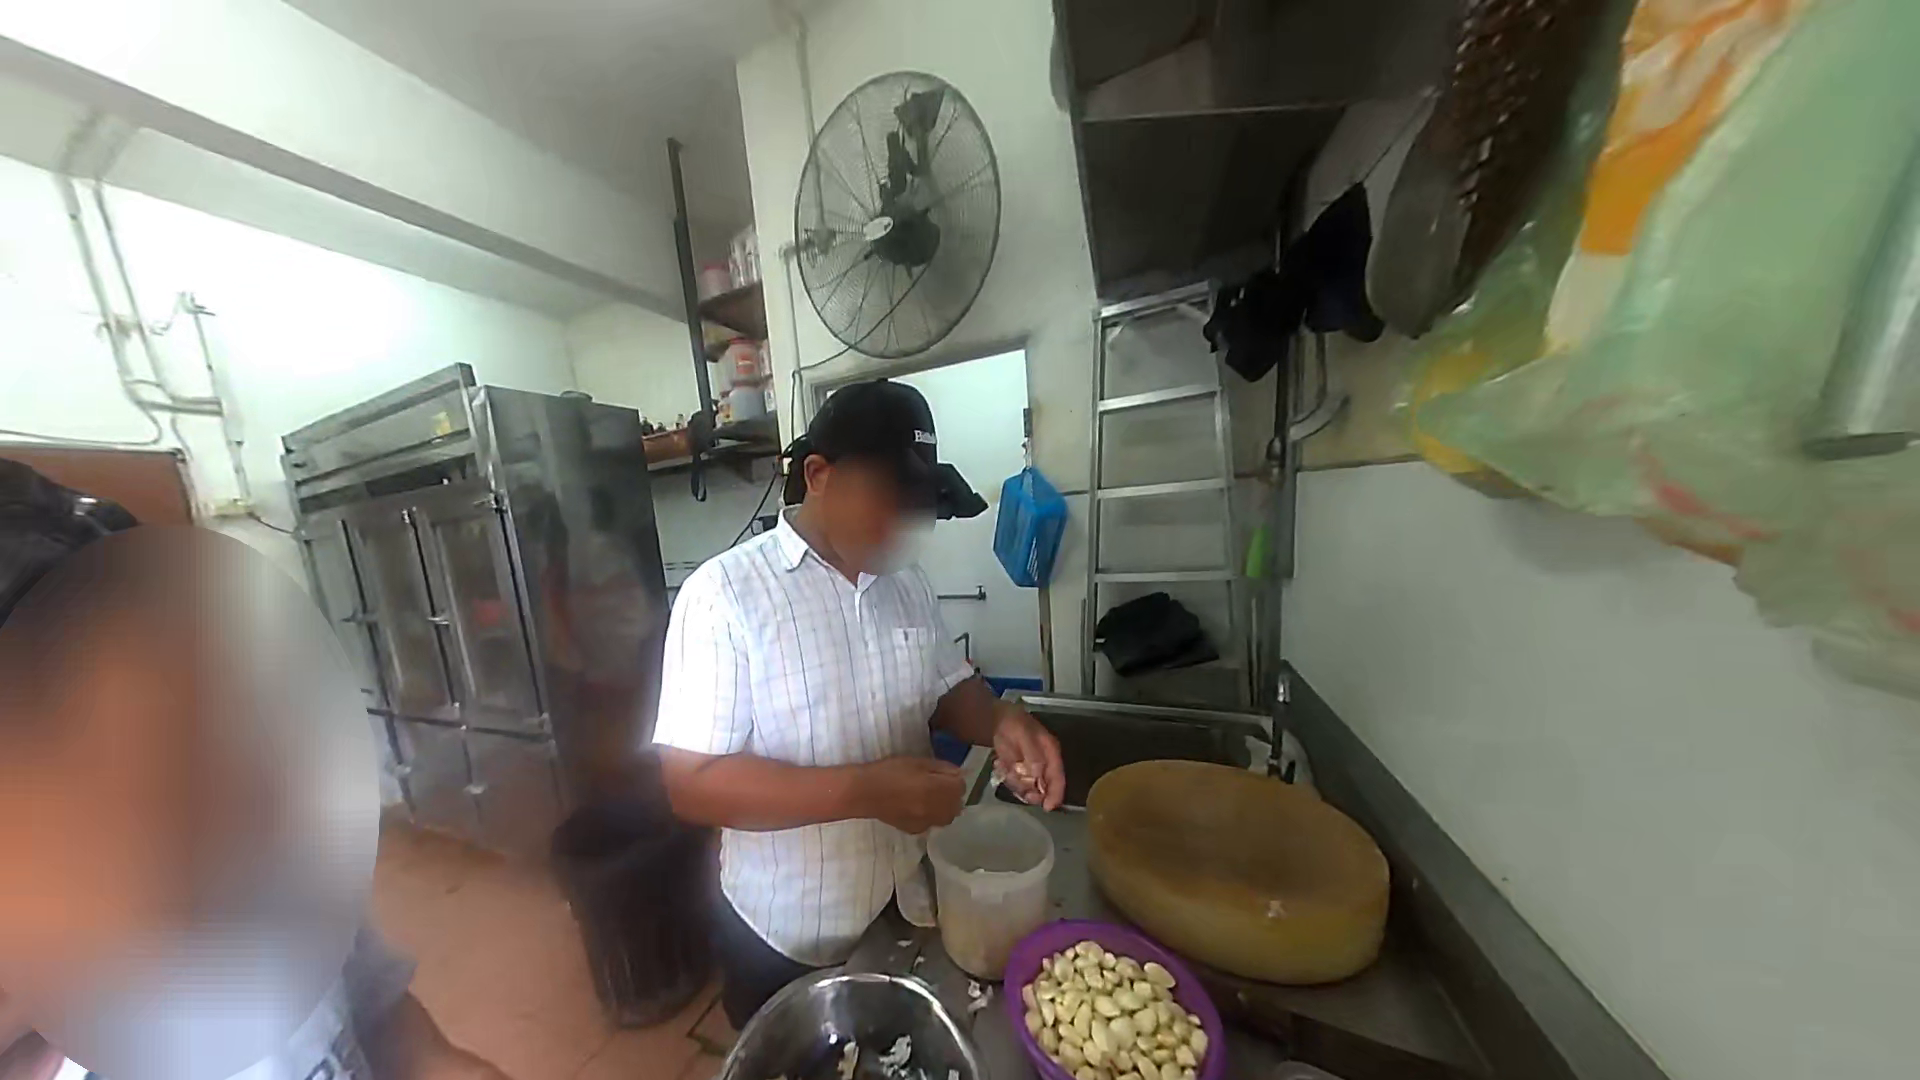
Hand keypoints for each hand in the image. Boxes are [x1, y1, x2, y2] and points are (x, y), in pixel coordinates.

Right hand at [857, 756, 965, 833]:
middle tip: (938, 784)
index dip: (955, 778)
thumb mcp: (919, 761)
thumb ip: (942, 768)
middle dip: (952, 794)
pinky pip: (931, 824)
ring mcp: (926, 823)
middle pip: (958, 805)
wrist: (865, 792)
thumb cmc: (891, 771)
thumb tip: (958, 774)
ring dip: (944, 807)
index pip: (961, 786)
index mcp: (937, 789)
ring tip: (930, 797)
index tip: (945, 773)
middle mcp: (936, 810)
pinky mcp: (915, 831)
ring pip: (947, 817)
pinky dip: (930, 816)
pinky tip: (917, 807)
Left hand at [991, 702, 1065, 810]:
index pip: (1058, 778)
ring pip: (1028, 789)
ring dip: (1017, 784)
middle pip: (1044, 788)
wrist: (1000, 720)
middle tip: (1021, 788)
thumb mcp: (1024, 736)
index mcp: (1051, 753)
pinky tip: (1001, 764)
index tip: (1048, 808)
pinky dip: (1008, 779)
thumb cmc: (1015, 724)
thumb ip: (1033, 755)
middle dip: (1033, 793)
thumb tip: (1037, 775)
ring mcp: (1031, 770)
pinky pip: (1016, 784)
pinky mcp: (1019, 772)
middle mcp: (1044, 765)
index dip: (1055, 794)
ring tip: (1006, 766)